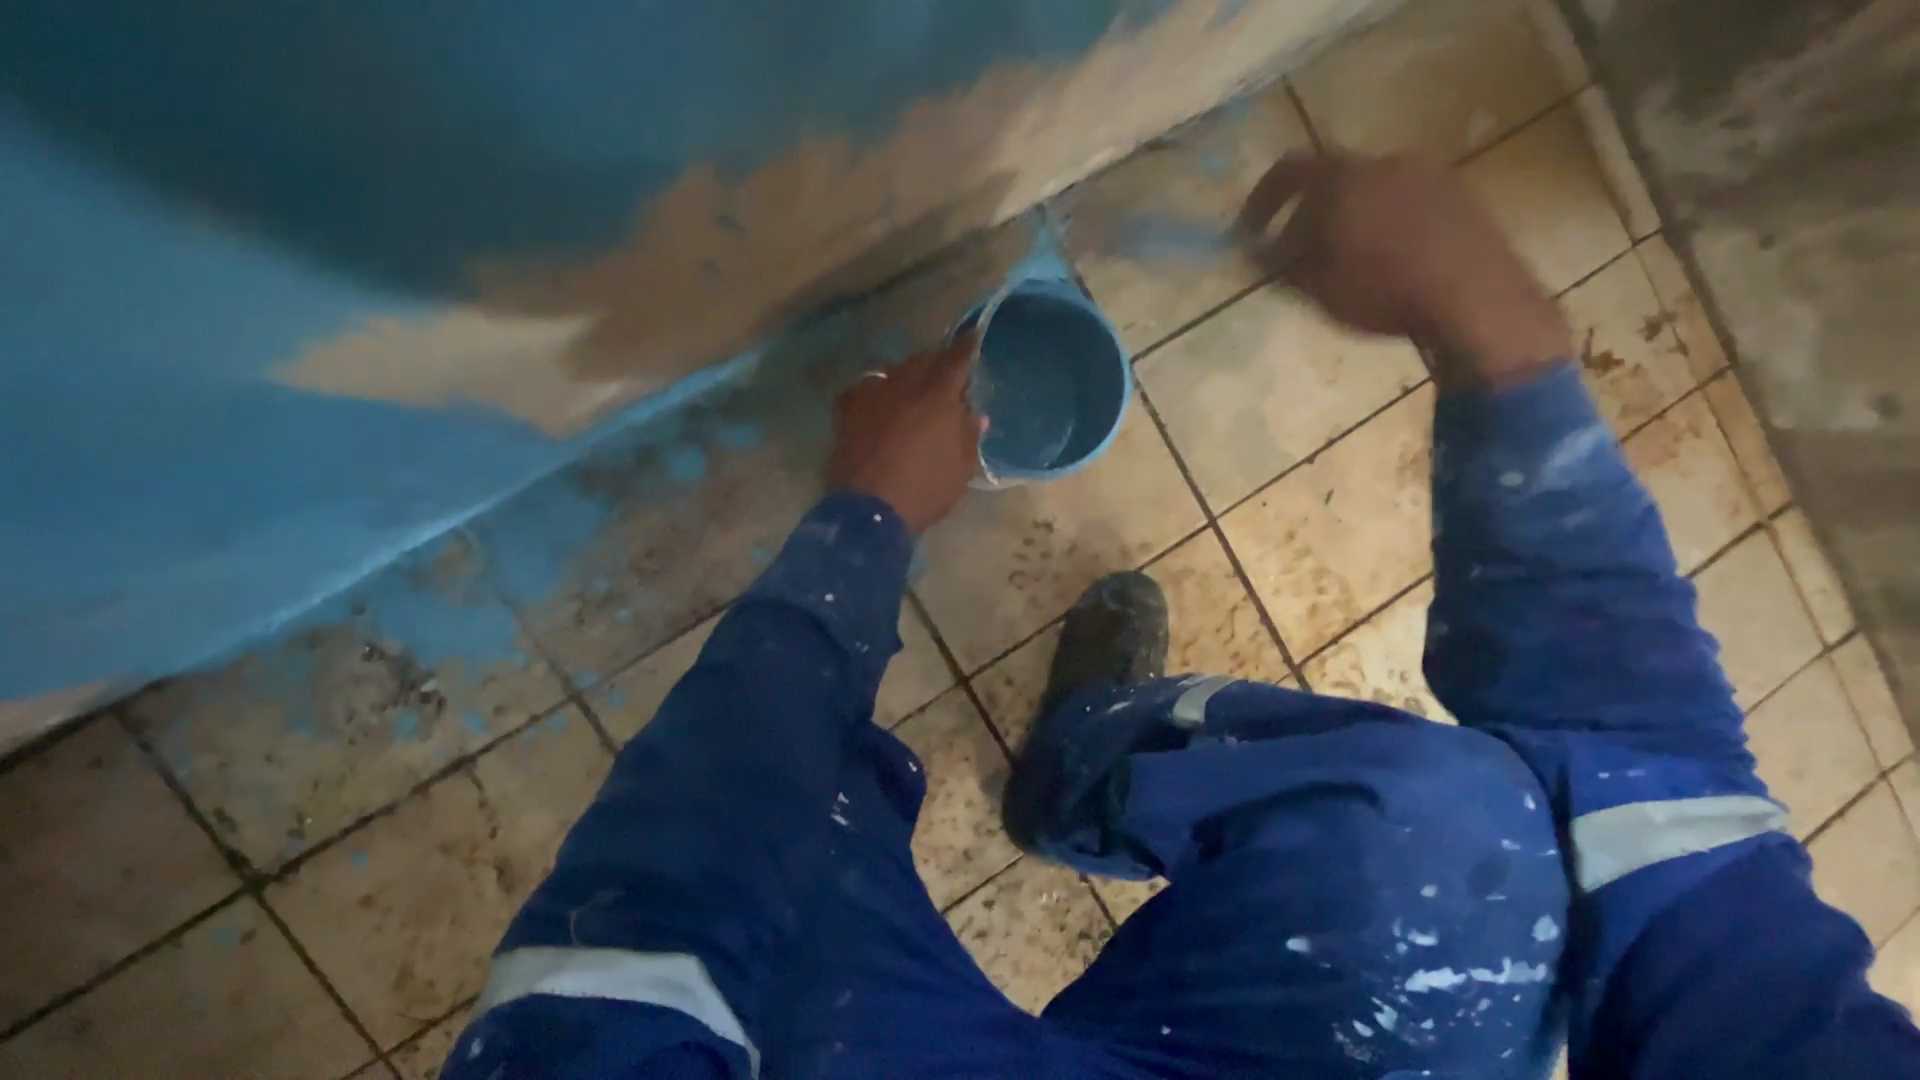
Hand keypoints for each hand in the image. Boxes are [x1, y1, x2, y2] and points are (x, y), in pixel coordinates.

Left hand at [826, 333, 987, 533]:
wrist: (868, 510)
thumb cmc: (925, 491)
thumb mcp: (961, 469)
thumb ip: (969, 436)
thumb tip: (974, 415)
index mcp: (939, 396)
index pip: (958, 359)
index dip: (967, 345)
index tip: (973, 334)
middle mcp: (905, 384)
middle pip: (924, 359)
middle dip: (937, 361)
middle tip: (945, 371)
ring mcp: (872, 394)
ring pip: (894, 370)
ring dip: (906, 375)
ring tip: (911, 388)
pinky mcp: (847, 409)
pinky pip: (865, 388)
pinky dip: (876, 391)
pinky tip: (878, 403)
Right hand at [1238, 151, 1570, 389]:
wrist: (1476, 297)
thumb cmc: (1383, 291)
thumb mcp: (1317, 286)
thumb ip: (1281, 263)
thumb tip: (1256, 251)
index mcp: (1344, 179)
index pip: (1289, 170)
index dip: (1263, 199)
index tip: (1250, 231)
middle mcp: (1385, 163)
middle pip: (1331, 181)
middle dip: (1308, 215)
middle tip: (1297, 255)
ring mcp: (1428, 174)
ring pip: (1370, 191)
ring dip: (1348, 220)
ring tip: (1343, 263)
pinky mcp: (1460, 194)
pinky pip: (1405, 201)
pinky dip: (1384, 223)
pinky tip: (1387, 262)